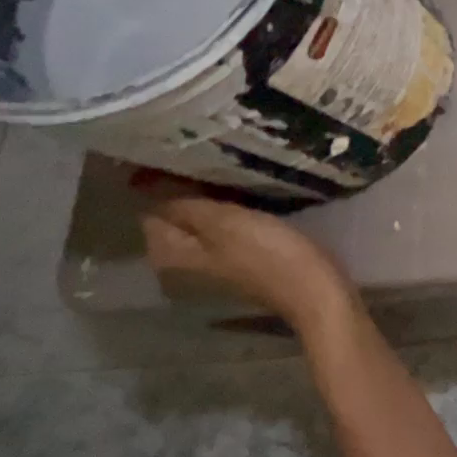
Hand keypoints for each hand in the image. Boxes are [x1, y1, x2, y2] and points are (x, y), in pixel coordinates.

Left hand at [142, 196, 356, 328]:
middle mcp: (175, 268)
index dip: (175, 185)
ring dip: (219, 209)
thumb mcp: (224, 222)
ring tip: (244, 189)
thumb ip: (182, 203)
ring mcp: (205, 273)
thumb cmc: (269, 254)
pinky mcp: (233, 272)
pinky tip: (255, 213)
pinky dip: (234, 224)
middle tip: (229, 176)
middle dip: (198, 197)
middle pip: (178, 220)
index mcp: (165, 256)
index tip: (204, 167)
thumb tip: (143, 183)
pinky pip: (222, 239)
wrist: (313, 290)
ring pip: (202, 228)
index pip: (154, 209)